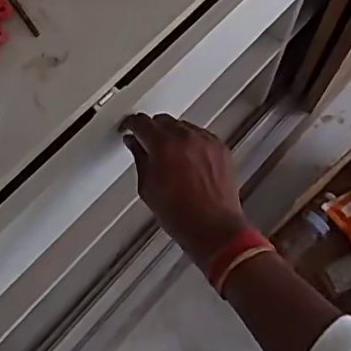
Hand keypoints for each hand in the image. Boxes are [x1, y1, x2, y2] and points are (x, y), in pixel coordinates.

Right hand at [121, 114, 250, 263]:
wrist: (214, 230)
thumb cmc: (183, 216)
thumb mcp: (148, 188)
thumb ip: (139, 159)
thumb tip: (134, 145)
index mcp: (163, 146)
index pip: (141, 122)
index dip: (131, 124)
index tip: (130, 128)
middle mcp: (186, 139)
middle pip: (162, 120)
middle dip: (152, 130)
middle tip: (148, 144)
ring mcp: (205, 142)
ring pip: (182, 126)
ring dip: (173, 135)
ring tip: (171, 155)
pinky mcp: (220, 148)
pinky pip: (201, 135)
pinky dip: (192, 142)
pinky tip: (189, 159)